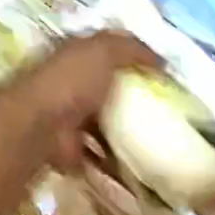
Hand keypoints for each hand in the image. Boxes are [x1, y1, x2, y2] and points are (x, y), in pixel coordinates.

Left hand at [4, 31, 159, 170]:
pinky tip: (147, 165)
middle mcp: (73, 81)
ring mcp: (73, 115)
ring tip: (164, 142)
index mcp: (76, 53)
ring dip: (129, 131)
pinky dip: (122, 161)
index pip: (107, 50)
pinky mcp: (76, 147)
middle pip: (109, 86)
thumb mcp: (103, 50)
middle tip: (170, 113)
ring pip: (108, 121)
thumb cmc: (72, 79)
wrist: (44, 124)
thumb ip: (130, 48)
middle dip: (134, 97)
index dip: (133, 57)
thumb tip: (161, 59)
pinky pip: (105, 154)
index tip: (164, 74)